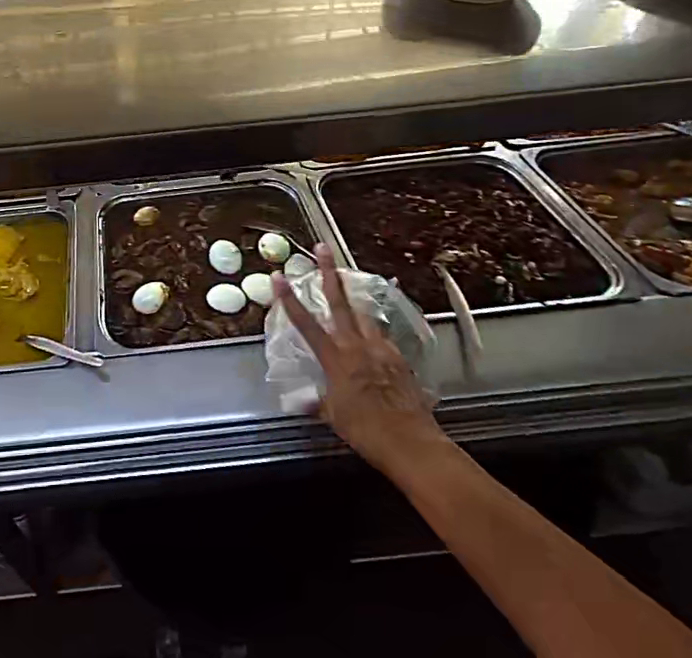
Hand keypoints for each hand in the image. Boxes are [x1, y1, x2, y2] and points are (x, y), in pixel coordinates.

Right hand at [271, 243, 446, 475]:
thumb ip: (320, 402)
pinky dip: (376, 330)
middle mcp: (358, 347)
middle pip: (340, 303)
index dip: (289, 299)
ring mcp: (381, 350)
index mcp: (336, 359)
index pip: (306, 323)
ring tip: (350, 279)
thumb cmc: (366, 432)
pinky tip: (375, 334)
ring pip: (365, 315)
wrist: (412, 444)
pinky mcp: (399, 359)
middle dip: (329, 273)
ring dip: (355, 297)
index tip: (279, 277)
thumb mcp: (335, 417)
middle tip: (323, 247)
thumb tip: (306, 401)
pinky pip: (384, 336)